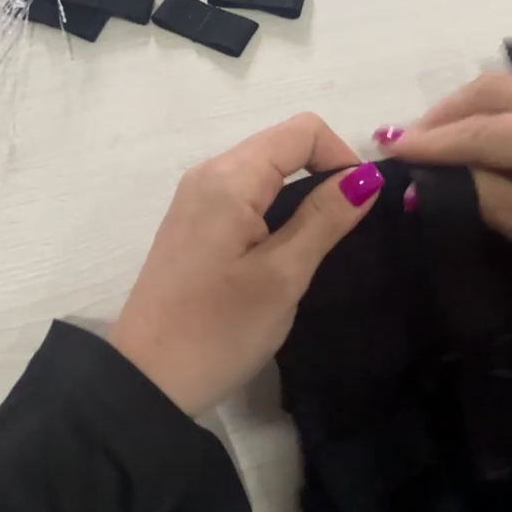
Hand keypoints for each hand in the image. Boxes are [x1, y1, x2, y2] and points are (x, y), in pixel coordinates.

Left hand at [111, 115, 385, 413]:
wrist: (145, 381)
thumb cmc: (218, 330)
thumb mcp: (283, 275)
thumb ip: (324, 218)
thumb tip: (366, 178)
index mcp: (230, 178)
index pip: (302, 130)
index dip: (341, 156)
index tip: (359, 204)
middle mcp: (209, 172)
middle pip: (282, 143)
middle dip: (324, 171)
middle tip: (345, 226)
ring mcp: (196, 195)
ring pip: (265, 166)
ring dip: (301, 189)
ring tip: (318, 240)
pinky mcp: (193, 219)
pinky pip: (245, 189)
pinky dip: (275, 203)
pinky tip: (283, 245)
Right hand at [378, 74, 511, 378]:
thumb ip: (488, 196)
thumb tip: (429, 178)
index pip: (487, 131)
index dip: (434, 141)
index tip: (388, 148)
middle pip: (501, 91)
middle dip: (450, 113)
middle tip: (411, 144)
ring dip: (478, 109)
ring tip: (440, 142)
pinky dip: (510, 115)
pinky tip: (488, 141)